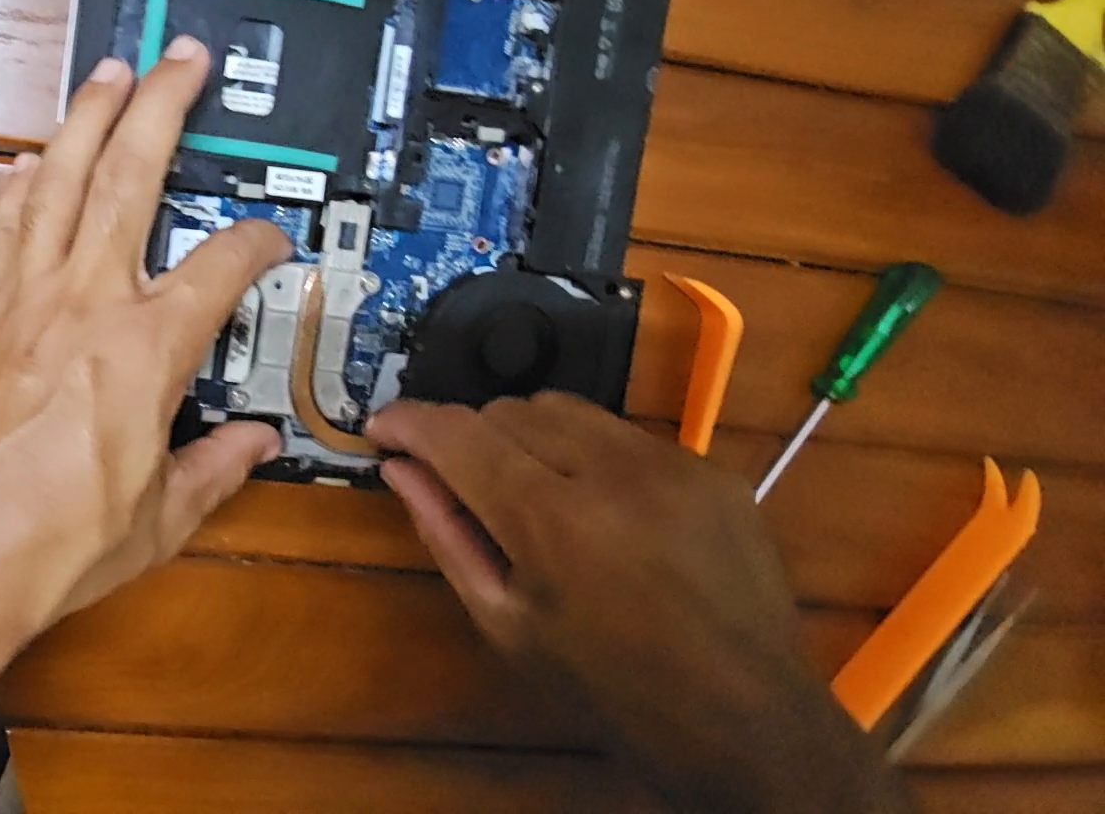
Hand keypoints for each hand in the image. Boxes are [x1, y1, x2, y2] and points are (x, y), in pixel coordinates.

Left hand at [0, 34, 293, 629]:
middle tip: (179, 58)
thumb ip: (216, 470)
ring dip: (84, 120)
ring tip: (106, 76)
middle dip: (161, 104)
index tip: (271, 240)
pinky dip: (18, 189)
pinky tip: (31, 165)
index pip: (225, 264)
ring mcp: (19, 299)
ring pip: (57, 179)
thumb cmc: (53, 544)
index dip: (260, 241)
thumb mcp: (160, 518)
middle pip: (131, 174)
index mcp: (146, 348)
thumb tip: (254, 447)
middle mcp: (84, 301)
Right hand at [370, 394, 915, 813]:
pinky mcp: (708, 467)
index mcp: (551, 521)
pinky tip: (593, 498)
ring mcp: (669, 463)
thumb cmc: (606, 685)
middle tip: (459, 478)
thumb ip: (444, 530)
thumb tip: (399, 467)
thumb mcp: (502, 619)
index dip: (407, 420)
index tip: (381, 428)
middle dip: (465, 434)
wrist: (751, 725)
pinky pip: (614, 428)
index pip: (456, 433)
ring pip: (557, 406)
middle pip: (502, 409)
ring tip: (527, 483)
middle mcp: (611, 473)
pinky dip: (580, 447)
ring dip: (520, 432)